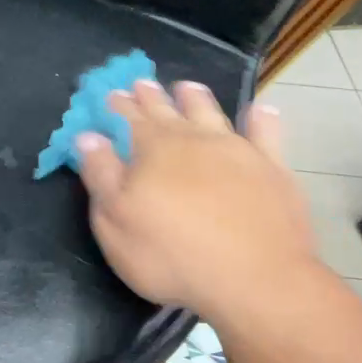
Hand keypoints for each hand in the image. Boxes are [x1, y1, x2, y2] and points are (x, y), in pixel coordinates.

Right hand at [76, 80, 320, 319]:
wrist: (255, 279)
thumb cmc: (169, 253)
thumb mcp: (114, 220)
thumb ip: (100, 175)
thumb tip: (88, 137)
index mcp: (150, 150)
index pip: (127, 118)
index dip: (115, 105)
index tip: (107, 92)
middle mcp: (194, 141)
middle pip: (167, 111)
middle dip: (150, 97)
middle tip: (140, 83)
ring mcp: (238, 152)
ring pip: (212, 114)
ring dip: (196, 98)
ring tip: (186, 86)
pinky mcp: (273, 170)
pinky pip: (267, 133)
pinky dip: (261, 118)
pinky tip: (259, 109)